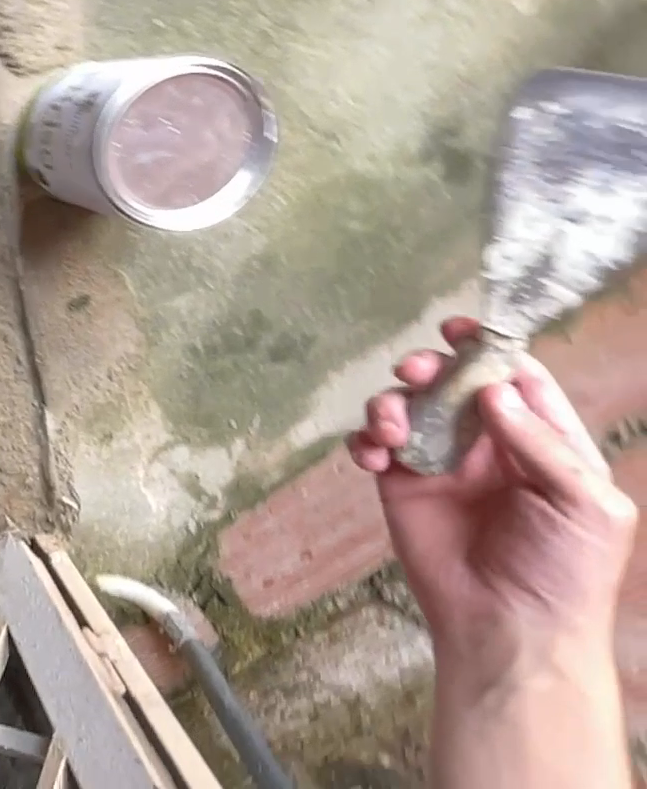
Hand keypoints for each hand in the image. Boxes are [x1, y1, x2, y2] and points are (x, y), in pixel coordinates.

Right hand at [349, 317, 636, 680]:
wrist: (506, 621)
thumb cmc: (563, 569)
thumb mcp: (585, 506)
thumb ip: (543, 445)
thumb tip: (492, 391)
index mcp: (540, 443)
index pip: (515, 382)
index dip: (489, 350)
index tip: (460, 328)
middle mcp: (486, 444)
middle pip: (447, 385)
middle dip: (426, 370)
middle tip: (414, 373)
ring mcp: (438, 460)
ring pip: (402, 407)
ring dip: (389, 406)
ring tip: (391, 432)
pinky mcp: (397, 479)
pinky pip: (369, 443)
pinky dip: (363, 441)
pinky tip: (373, 458)